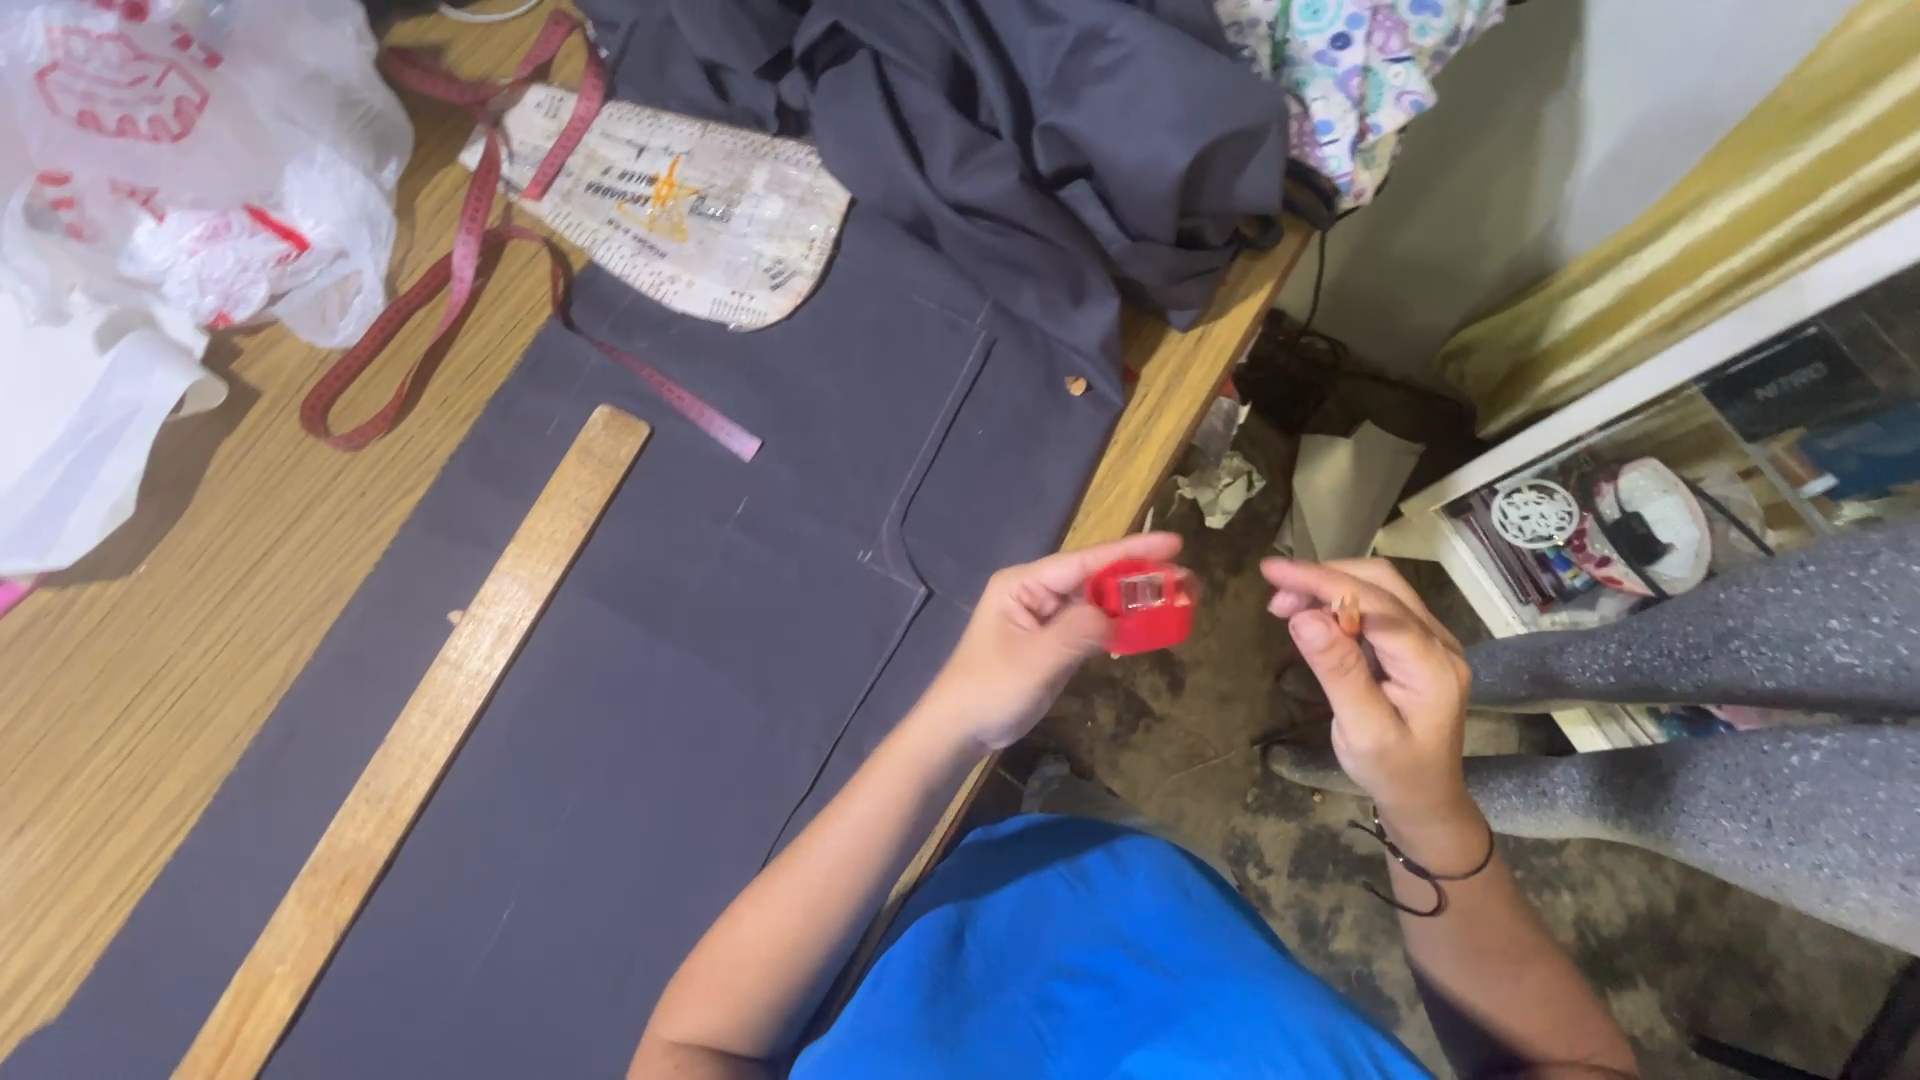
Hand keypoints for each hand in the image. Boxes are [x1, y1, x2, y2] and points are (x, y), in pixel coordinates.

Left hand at [919, 532, 1183, 751]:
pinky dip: (1118, 629)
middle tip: (1188, 580)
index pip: (1084, 561)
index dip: (1130, 552)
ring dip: (1133, 604)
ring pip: (1097, 603)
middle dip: (1139, 578)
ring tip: (1178, 602)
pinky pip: (1092, 627)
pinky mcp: (1053, 642)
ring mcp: (1044, 617)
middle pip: (1095, 579)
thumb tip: (1115, 615)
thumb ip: (1077, 633)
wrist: (960, 729)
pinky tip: (1145, 632)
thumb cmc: (989, 689)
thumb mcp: (1035, 660)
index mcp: (1023, 584)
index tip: (1174, 543)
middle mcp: (1035, 592)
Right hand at [1262, 558, 1475, 830]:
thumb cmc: (1393, 771)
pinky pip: (1377, 607)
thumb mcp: (1362, 729)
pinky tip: (1311, 618)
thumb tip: (1304, 618)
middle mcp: (1438, 642)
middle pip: (1380, 583)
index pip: (1374, 603)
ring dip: (1329, 587)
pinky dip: (1339, 603)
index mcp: (1431, 664)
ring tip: (1285, 605)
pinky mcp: (1415, 645)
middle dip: (1323, 579)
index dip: (1321, 581)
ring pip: (1378, 589)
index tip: (1272, 572)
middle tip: (1275, 596)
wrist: (1426, 798)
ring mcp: (1430, 641)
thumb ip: (1338, 671)